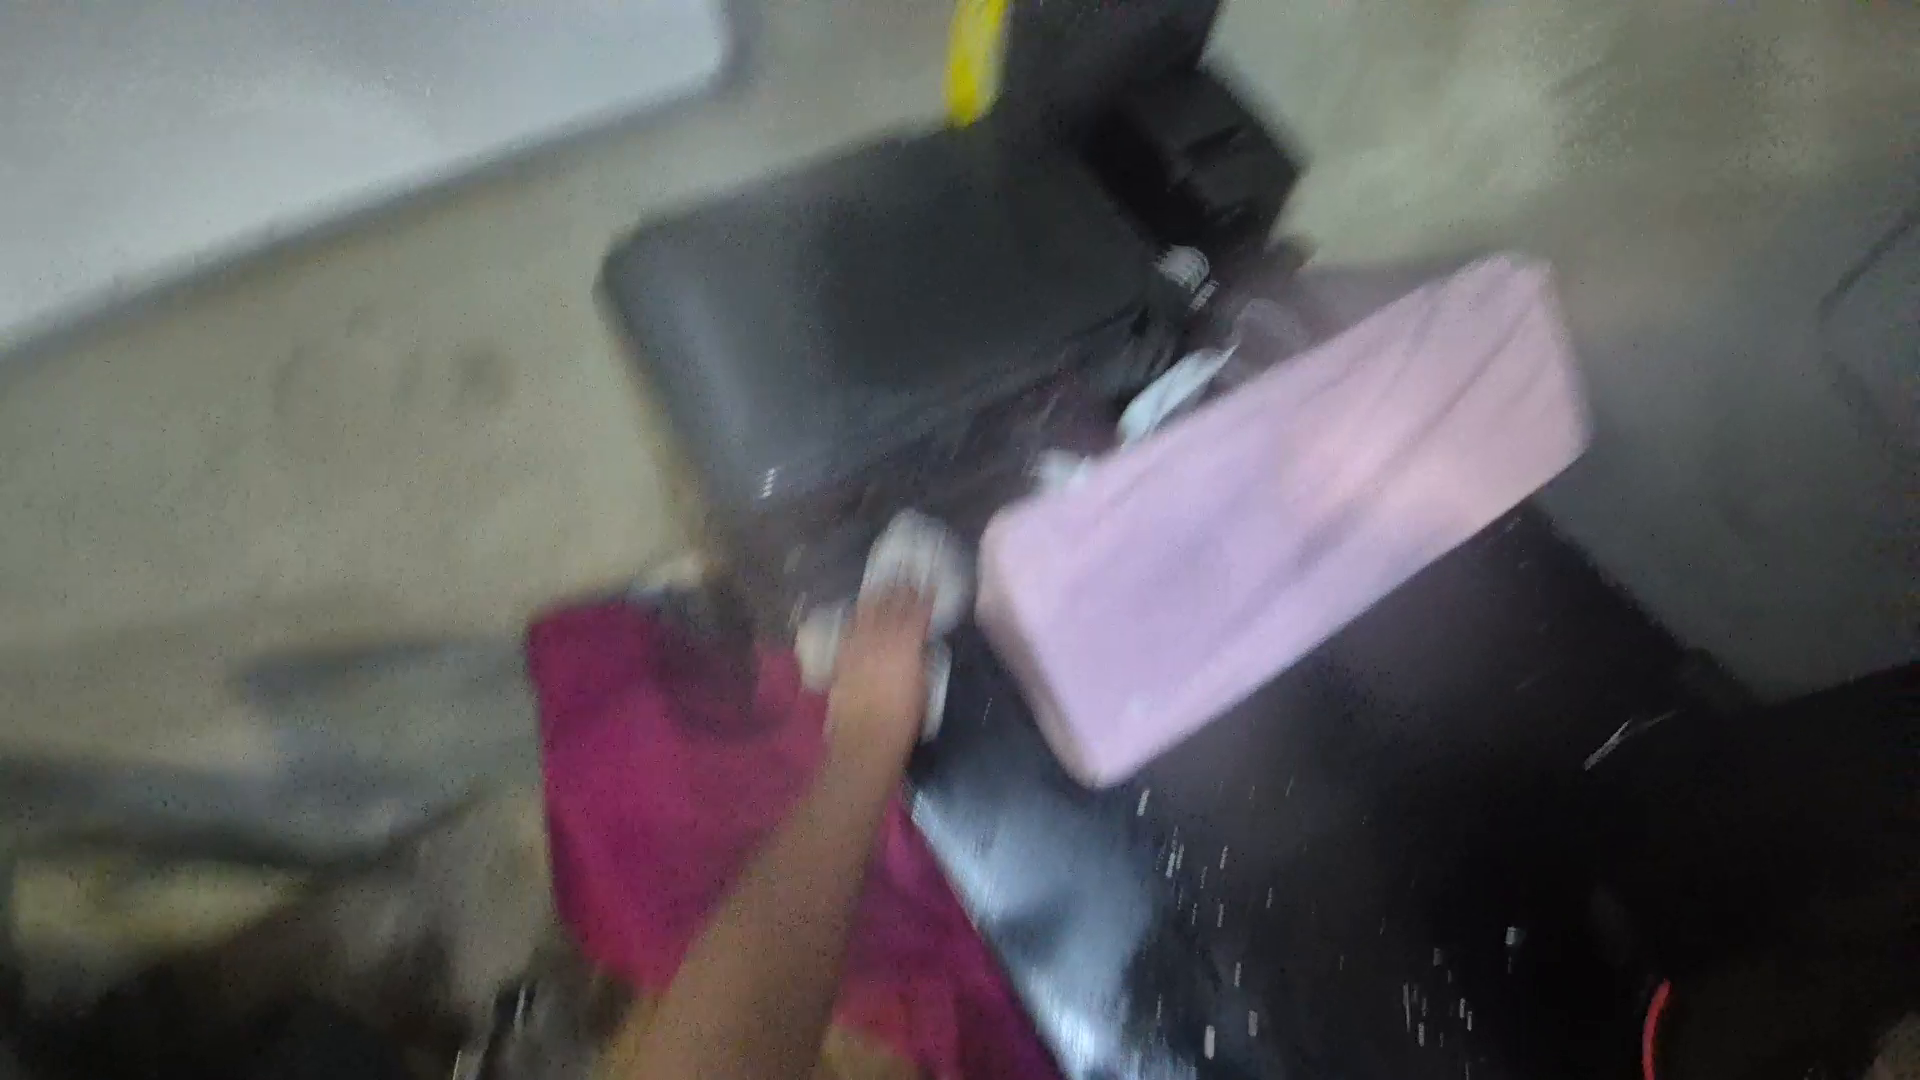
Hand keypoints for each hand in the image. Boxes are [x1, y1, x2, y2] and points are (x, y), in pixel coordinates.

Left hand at [826, 587, 932, 765]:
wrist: (865, 739)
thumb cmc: (903, 719)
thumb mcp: (923, 685)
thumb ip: (920, 659)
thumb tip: (919, 645)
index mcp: (907, 645)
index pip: (917, 613)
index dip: (924, 598)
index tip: (929, 586)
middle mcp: (881, 640)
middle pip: (890, 607)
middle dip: (899, 589)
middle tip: (906, 575)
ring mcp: (858, 647)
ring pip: (867, 614)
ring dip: (876, 598)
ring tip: (882, 585)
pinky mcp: (843, 658)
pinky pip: (849, 630)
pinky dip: (856, 619)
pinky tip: (858, 612)